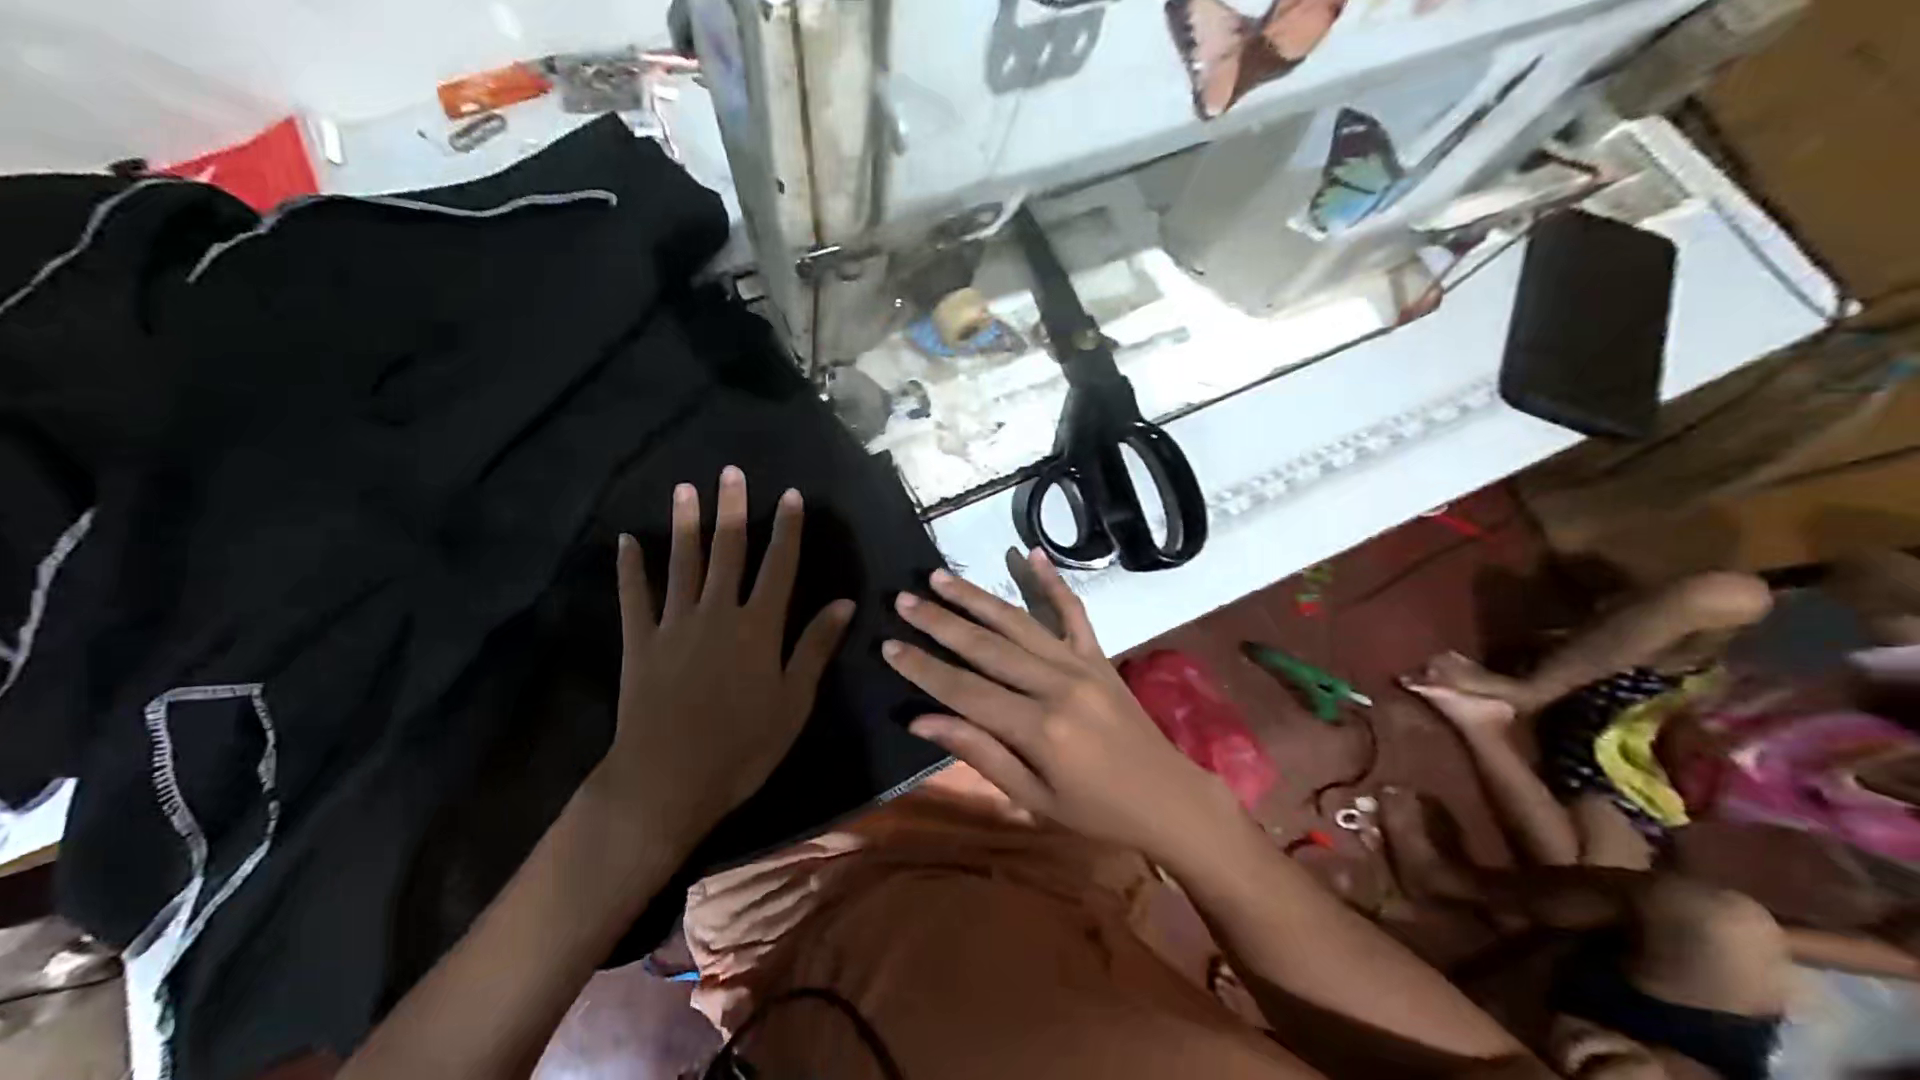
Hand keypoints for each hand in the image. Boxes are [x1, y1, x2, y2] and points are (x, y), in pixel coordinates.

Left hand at [594, 466, 854, 853]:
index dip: (787, 528)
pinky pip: (634, 597)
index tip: (791, 495)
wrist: (668, 779)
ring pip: (682, 563)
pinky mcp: (640, 642)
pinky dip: (629, 568)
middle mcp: (718, 612)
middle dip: (733, 509)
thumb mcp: (794, 700)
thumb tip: (843, 602)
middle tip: (731, 472)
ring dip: (685, 524)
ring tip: (685, 489)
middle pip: (728, 551)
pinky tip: (626, 541)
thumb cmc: (743, 745)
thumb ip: (815, 646)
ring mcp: (675, 624)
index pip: (779, 565)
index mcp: (759, 626)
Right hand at [881, 549, 1239, 864]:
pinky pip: (1073, 611)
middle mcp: (1058, 685)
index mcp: (1040, 728)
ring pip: (1019, 621)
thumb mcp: (1034, 798)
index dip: (924, 668)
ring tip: (939, 575)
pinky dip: (1052, 582)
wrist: (1168, 798)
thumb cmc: (1096, 811)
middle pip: (986, 646)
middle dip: (939, 622)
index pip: (966, 690)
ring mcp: (1081, 663)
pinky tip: (1031, 554)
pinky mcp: (1099, 655)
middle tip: (902, 599)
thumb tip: (922, 720)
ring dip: (976, 597)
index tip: (888, 645)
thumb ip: (980, 753)